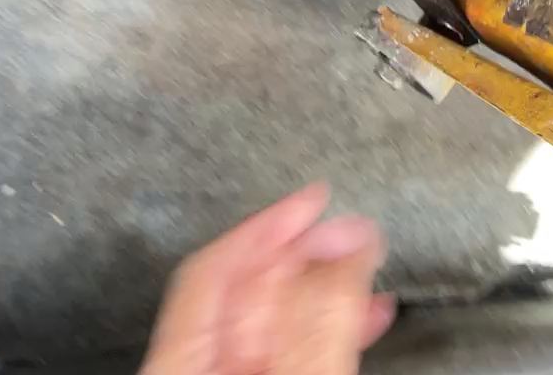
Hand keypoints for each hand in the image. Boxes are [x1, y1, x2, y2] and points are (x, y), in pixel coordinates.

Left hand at [139, 183, 396, 374]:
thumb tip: (349, 239)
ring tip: (367, 258)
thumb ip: (314, 314)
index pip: (216, 264)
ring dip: (328, 280)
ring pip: (279, 314)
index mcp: (185, 357)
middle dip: (308, 245)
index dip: (267, 222)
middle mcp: (202, 362)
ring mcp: (233, 372)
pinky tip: (363, 310)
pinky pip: (295, 345)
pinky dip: (331, 322)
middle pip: (253, 283)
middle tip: (349, 225)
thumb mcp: (288, 374)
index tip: (313, 195)